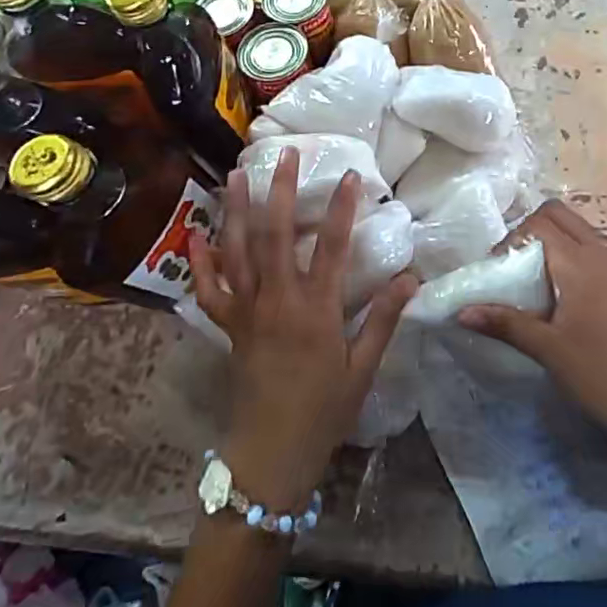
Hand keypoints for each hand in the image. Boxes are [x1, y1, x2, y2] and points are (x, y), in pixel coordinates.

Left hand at [191, 147, 416, 512]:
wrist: (272, 451)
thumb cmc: (324, 410)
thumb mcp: (363, 368)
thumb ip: (384, 319)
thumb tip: (411, 278)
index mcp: (316, 310)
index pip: (334, 247)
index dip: (344, 208)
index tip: (351, 175)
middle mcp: (278, 300)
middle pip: (277, 235)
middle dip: (281, 191)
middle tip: (284, 155)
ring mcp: (247, 310)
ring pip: (238, 250)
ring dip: (236, 210)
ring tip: (236, 175)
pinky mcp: (228, 325)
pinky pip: (209, 289)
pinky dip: (201, 262)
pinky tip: (196, 235)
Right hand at [459, 200, 606, 448]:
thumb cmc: (602, 375)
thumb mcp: (548, 350)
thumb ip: (504, 323)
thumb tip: (461, 312)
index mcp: (581, 264)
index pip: (538, 224)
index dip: (510, 240)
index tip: (495, 273)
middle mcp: (601, 255)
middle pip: (558, 216)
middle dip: (527, 231)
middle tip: (510, 268)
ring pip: (575, 232)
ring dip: (547, 243)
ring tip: (528, 282)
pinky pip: (587, 252)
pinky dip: (565, 258)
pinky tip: (554, 297)